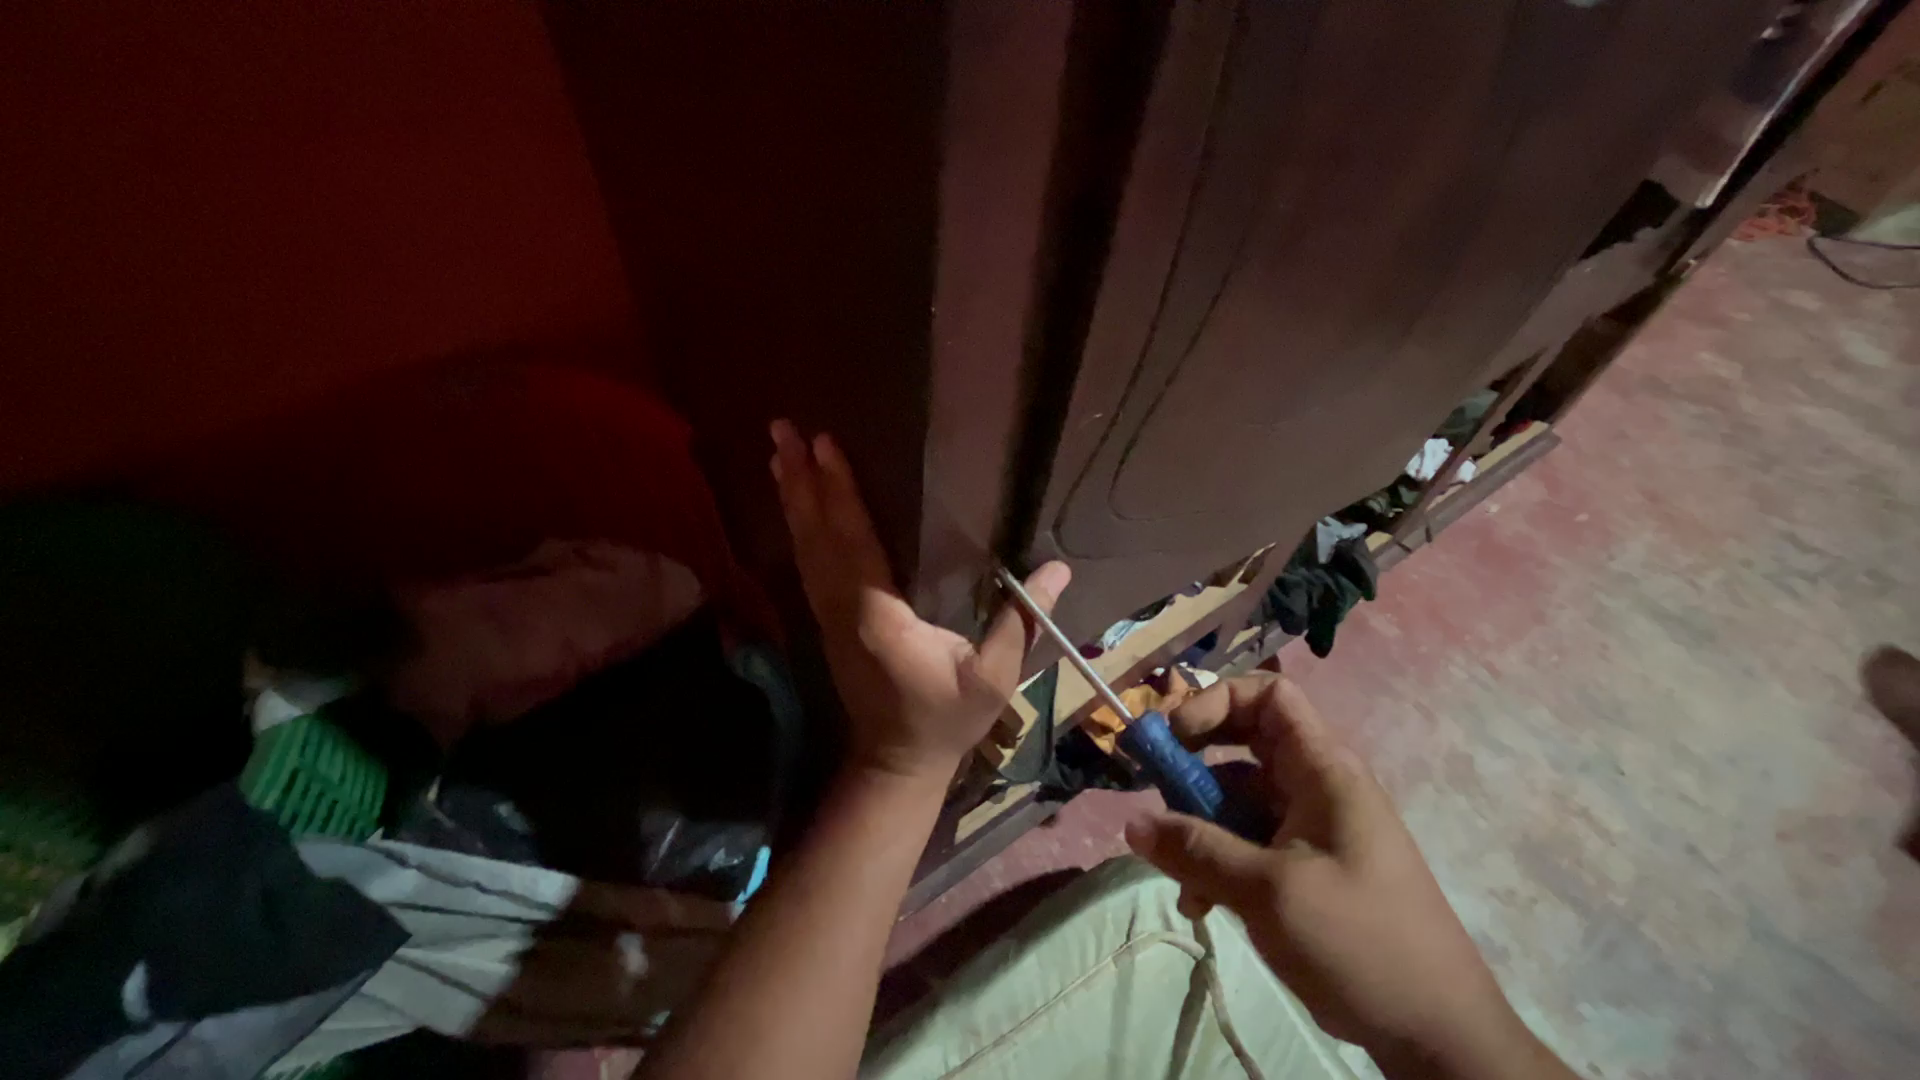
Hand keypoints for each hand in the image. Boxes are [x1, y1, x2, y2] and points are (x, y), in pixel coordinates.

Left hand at [770, 420, 1070, 784]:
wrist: (895, 762)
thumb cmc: (945, 720)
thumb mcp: (992, 678)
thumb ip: (1020, 622)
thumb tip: (1058, 569)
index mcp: (880, 618)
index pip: (855, 543)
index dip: (840, 493)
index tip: (825, 446)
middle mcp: (844, 610)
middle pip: (818, 536)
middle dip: (802, 481)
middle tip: (782, 428)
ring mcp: (829, 617)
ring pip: (805, 547)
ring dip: (793, 498)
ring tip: (779, 451)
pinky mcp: (827, 622)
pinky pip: (807, 564)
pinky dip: (799, 527)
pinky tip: (794, 504)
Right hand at [1125, 674, 1573, 1079]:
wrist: (1435, 1034)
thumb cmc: (1359, 942)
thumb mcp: (1267, 891)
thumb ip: (1195, 850)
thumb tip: (1131, 823)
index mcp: (1323, 770)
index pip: (1268, 696)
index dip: (1214, 702)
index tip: (1171, 739)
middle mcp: (1316, 788)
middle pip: (1243, 746)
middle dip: (1193, 767)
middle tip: (1154, 794)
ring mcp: (1311, 830)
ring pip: (1237, 801)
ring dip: (1199, 828)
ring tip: (1180, 877)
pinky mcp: (1304, 870)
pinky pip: (1247, 844)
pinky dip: (1217, 863)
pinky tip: (1201, 905)